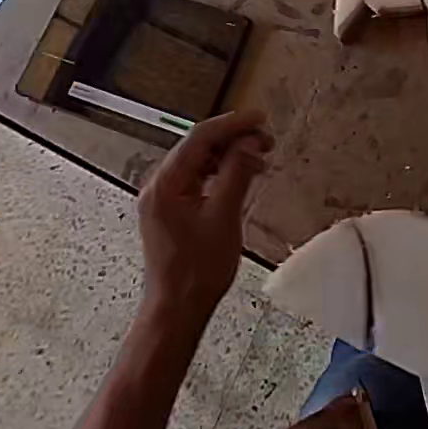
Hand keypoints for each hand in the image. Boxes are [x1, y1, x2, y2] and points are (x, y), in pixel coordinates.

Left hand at [136, 109, 272, 331]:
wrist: (178, 309)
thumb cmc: (198, 269)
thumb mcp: (224, 216)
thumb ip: (236, 173)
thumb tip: (250, 142)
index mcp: (165, 184)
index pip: (200, 138)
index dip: (233, 124)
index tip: (261, 119)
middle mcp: (159, 185)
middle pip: (199, 145)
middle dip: (235, 137)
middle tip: (267, 140)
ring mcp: (165, 197)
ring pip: (200, 159)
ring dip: (231, 153)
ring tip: (261, 156)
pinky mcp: (174, 208)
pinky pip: (199, 176)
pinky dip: (223, 170)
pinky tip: (244, 174)